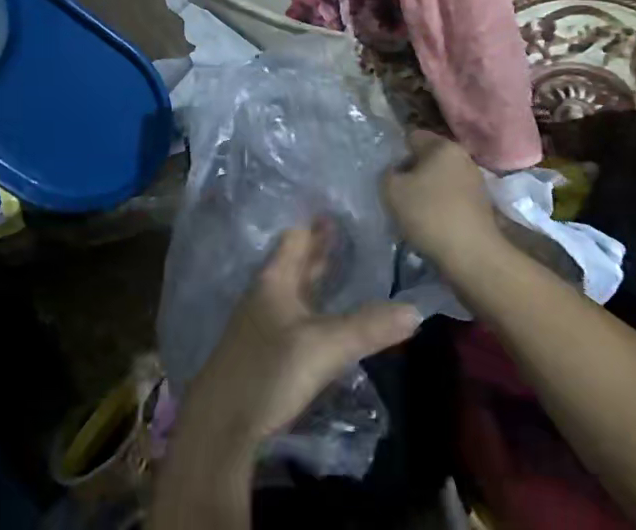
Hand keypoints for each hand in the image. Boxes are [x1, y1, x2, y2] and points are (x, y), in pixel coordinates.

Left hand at [176, 219, 420, 455]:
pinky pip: (295, 316)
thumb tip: (416, 309)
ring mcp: (263, 324)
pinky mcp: (265, 353)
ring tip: (344, 267)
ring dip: (317, 277)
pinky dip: (314, 306)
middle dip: (320, 247)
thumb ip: (369, 326)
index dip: (317, 223)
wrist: (219, 428)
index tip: (340, 208)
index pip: (297, 238)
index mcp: (275, 280)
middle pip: (296, 262)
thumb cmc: (268, 372)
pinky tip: (327, 316)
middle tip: (349, 230)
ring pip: (296, 289)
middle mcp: (267, 295)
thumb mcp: (324, 346)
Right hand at [382, 130, 502, 269]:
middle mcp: (463, 156)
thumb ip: (387, 173)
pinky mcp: (481, 204)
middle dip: (412, 174)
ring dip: (426, 192)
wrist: (471, 254)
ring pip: (440, 180)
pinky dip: (440, 207)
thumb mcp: (392, 190)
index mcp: (443, 145)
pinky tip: (431, 225)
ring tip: (413, 215)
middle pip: (427, 159)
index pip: (412, 137)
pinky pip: (451, 198)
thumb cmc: (429, 214)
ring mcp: (475, 180)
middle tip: (398, 196)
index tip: (389, 176)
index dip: (396, 154)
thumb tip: (396, 172)